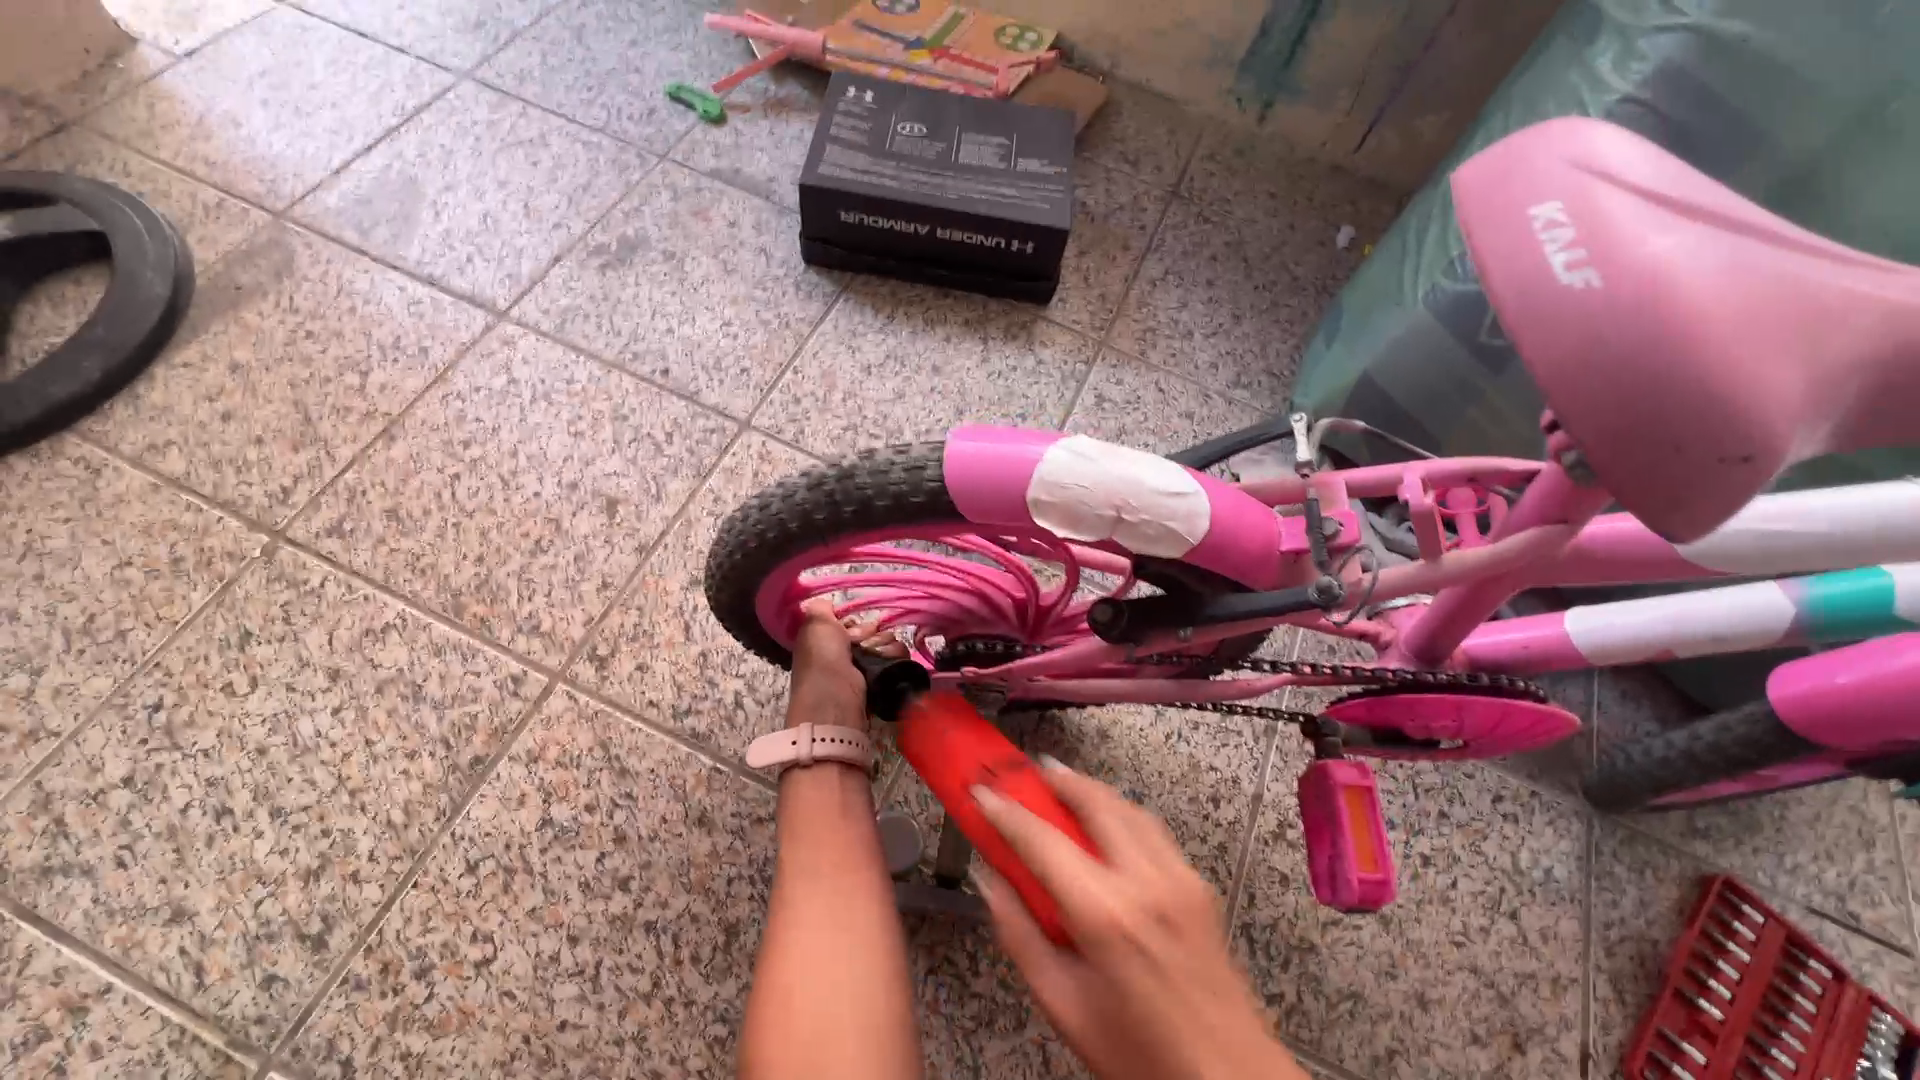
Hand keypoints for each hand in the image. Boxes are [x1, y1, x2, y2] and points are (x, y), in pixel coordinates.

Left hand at [784, 597, 902, 734]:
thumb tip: (829, 604)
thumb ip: (820, 608)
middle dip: (873, 633)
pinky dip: (895, 657)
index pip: (852, 624)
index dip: (856, 623)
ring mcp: (864, 668)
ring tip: (875, 654)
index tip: (854, 628)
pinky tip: (888, 661)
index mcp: (827, 641)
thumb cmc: (822, 658)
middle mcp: (846, 655)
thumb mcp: (814, 624)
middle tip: (864, 643)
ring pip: (889, 643)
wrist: (835, 698)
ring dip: (886, 645)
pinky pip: (897, 660)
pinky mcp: (881, 681)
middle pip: (874, 632)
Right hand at [970, 763, 1306, 1079]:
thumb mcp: (1062, 1005)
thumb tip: (993, 885)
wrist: (1228, 1076)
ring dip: (1092, 790)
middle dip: (1058, 780)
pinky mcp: (1198, 887)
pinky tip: (1106, 824)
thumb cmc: (1143, 1054)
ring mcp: (1178, 880)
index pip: (1043, 841)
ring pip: (1129, 807)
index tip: (984, 795)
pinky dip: (1122, 813)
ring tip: (1062, 787)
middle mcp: (1146, 884)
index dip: (1007, 811)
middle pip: (1096, 802)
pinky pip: (1154, 830)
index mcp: (1106, 915)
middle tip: (1028, 775)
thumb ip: (1020, 937)